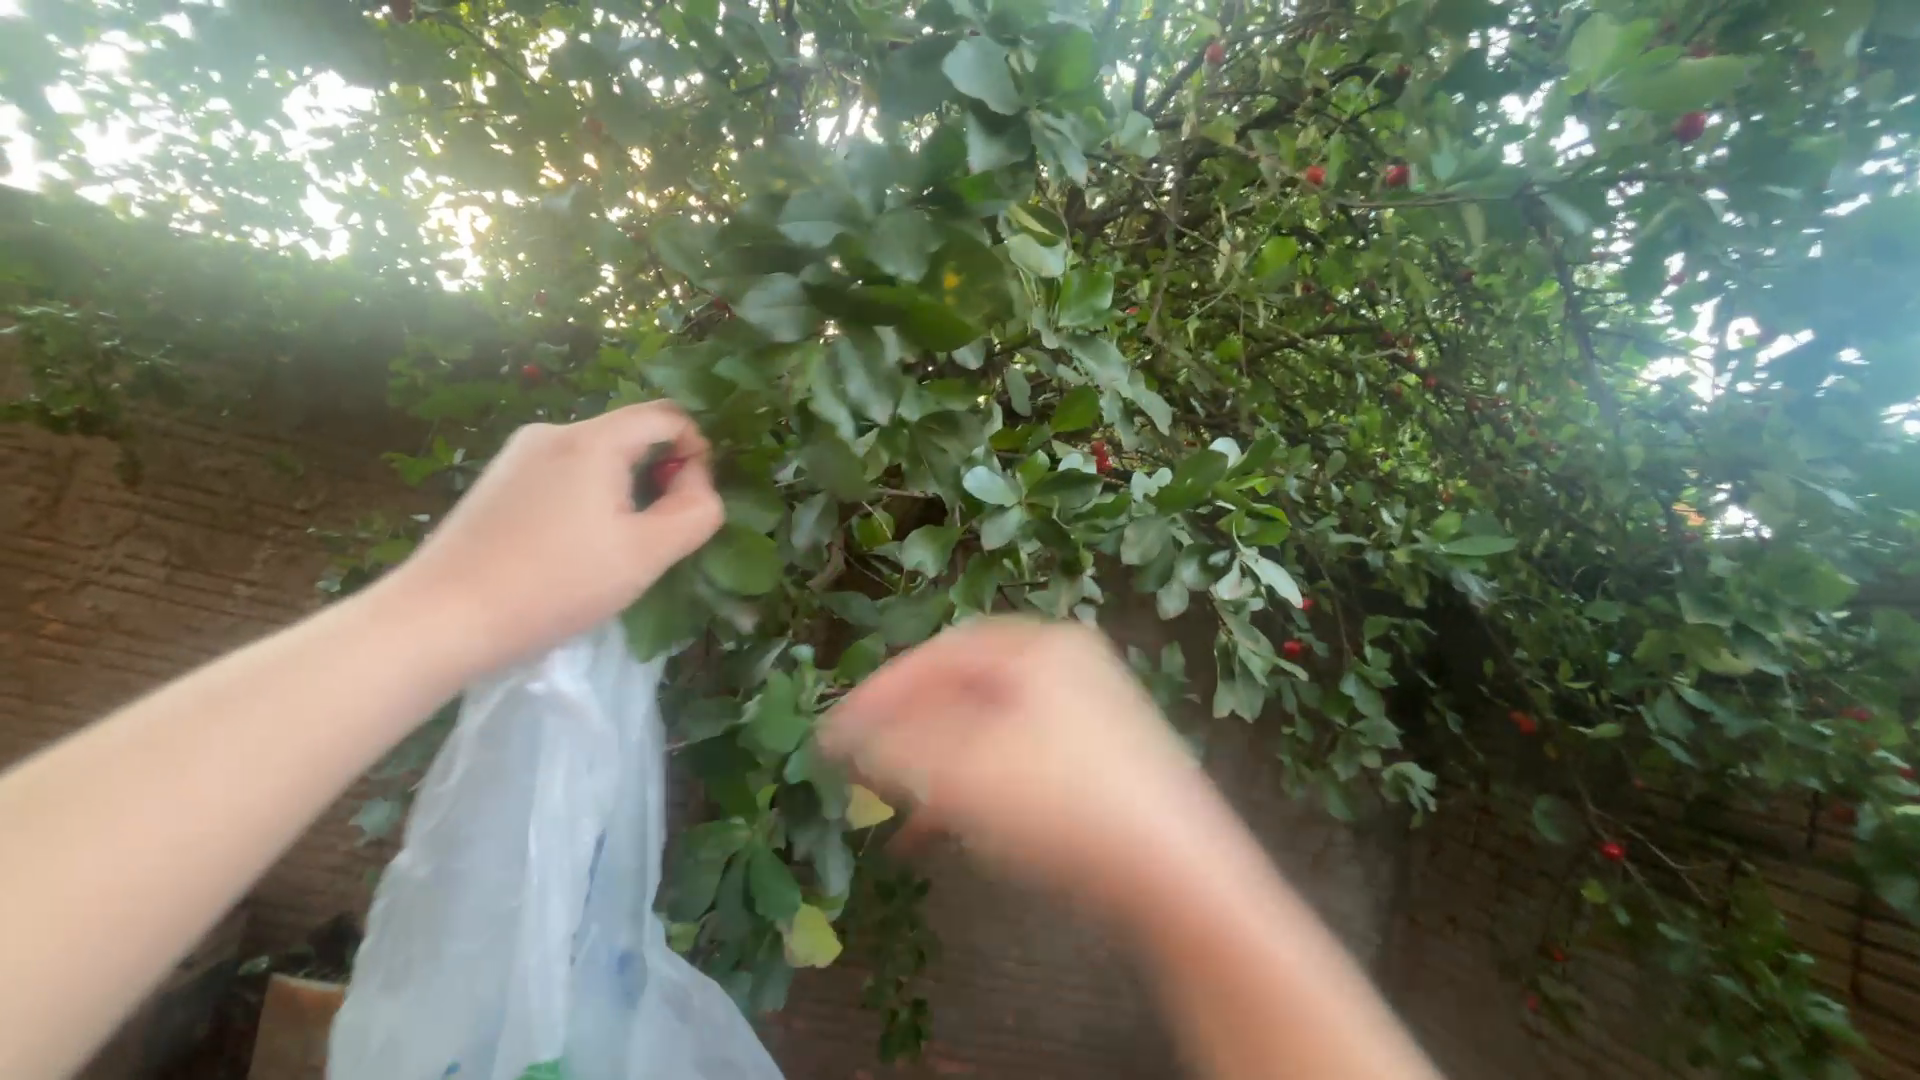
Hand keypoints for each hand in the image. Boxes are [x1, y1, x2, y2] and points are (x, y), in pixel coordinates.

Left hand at [387, 402, 723, 673]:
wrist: (442, 618)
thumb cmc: (556, 583)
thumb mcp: (646, 553)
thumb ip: (695, 511)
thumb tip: (697, 481)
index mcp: (592, 440)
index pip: (667, 416)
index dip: (696, 451)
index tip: (691, 502)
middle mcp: (553, 432)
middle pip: (631, 435)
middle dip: (658, 476)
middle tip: (655, 535)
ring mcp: (518, 455)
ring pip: (598, 458)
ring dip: (624, 491)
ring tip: (612, 548)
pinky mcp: (497, 482)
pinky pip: (564, 475)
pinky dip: (588, 500)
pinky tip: (571, 549)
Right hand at [821, 618, 1231, 913]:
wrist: (1178, 877)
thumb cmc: (1064, 804)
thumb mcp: (965, 771)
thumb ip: (896, 746)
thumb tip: (846, 735)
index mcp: (1040, 647)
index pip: (941, 653)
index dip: (881, 691)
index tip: (837, 730)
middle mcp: (1066, 668)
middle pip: (964, 691)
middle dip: (909, 732)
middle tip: (864, 765)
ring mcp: (1085, 716)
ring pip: (987, 732)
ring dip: (936, 767)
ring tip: (895, 805)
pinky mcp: (1094, 764)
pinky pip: (1014, 763)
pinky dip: (973, 790)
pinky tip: (939, 831)